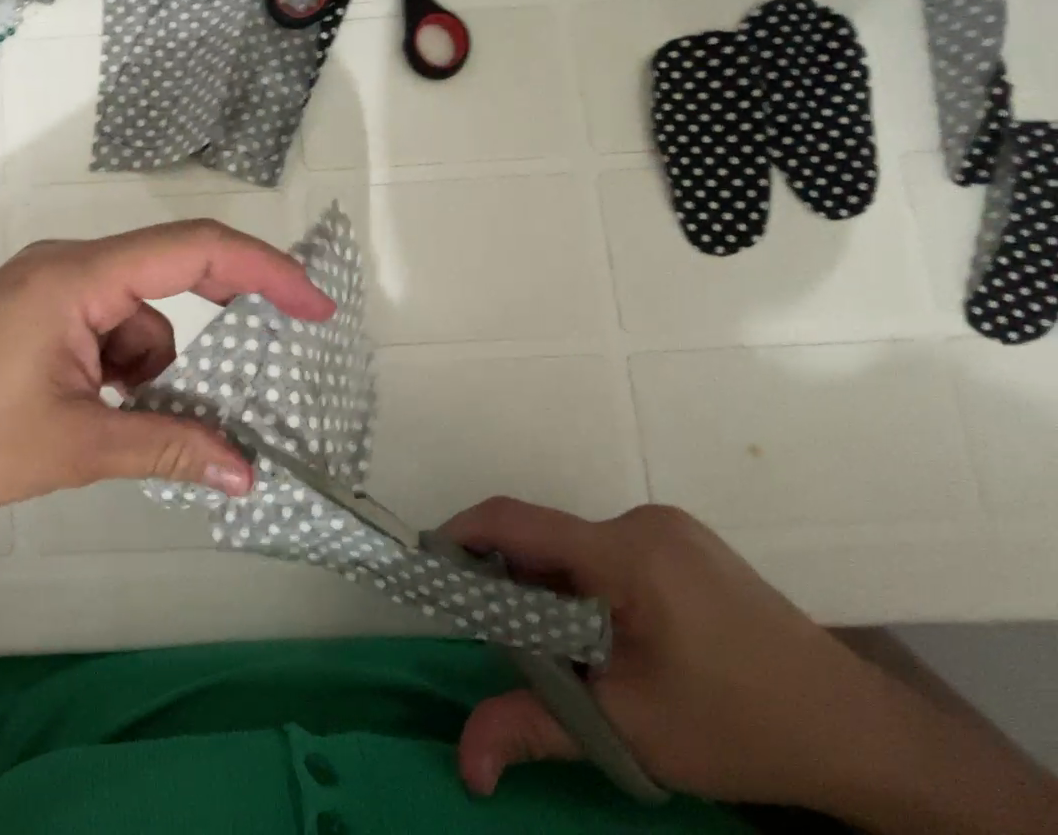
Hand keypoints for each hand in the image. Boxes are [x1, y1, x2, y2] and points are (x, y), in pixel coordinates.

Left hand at [0, 220, 335, 509]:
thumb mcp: (76, 446)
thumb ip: (166, 448)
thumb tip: (245, 472)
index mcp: (77, 279)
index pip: (192, 250)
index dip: (265, 270)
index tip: (314, 305)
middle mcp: (64, 267)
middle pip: (165, 279)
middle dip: (199, 335)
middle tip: (233, 382)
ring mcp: (43, 289)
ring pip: (133, 319)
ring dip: (143, 371)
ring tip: (100, 421)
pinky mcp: (29, 314)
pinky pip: (100, 330)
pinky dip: (114, 370)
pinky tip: (81, 410)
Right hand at [437, 499, 955, 813]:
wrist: (864, 738)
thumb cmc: (741, 727)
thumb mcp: (627, 730)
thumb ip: (531, 728)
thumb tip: (465, 768)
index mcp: (627, 554)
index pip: (513, 521)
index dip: (458, 537)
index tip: (427, 572)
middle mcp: (643, 523)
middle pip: (539, 538)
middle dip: (507, 584)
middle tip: (506, 644)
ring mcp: (670, 530)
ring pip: (569, 547)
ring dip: (546, 590)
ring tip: (563, 653)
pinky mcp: (684, 546)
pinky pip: (603, 553)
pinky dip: (580, 588)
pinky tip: (604, 639)